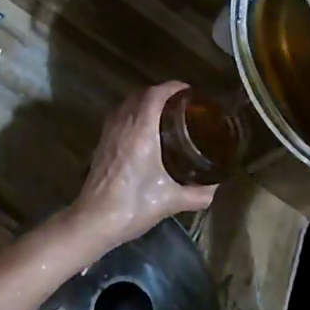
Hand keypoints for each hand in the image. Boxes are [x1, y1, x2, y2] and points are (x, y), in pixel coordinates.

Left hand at [72, 82, 218, 244]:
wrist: (93, 222)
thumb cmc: (133, 206)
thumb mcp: (171, 201)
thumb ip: (198, 194)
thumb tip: (216, 189)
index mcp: (141, 131)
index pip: (155, 95)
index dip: (172, 87)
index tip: (189, 91)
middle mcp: (122, 126)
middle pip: (140, 95)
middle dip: (160, 93)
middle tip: (181, 104)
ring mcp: (108, 134)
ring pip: (126, 104)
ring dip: (144, 102)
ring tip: (164, 114)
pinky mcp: (101, 144)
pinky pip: (118, 116)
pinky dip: (132, 114)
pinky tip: (143, 132)